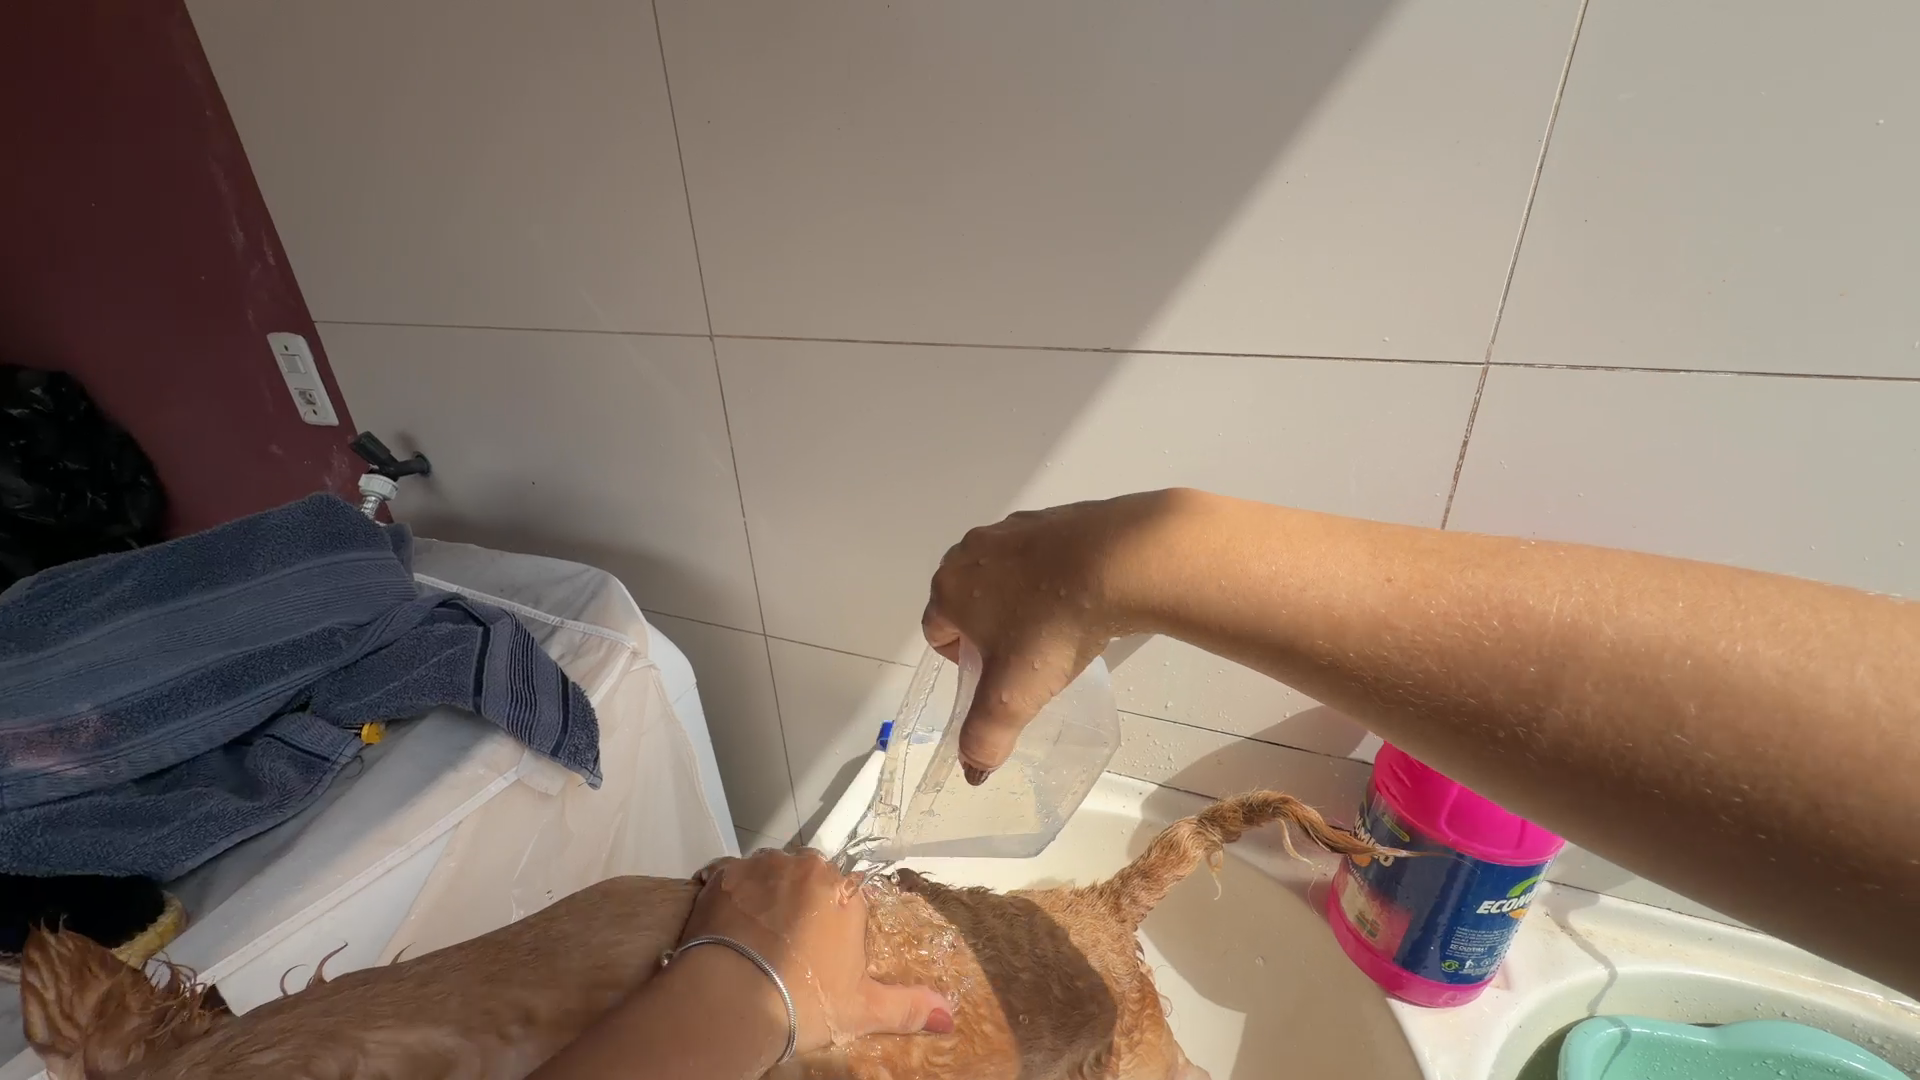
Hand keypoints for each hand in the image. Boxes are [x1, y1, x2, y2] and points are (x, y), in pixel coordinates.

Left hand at [681, 850, 952, 1054]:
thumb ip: (907, 1007)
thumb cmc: (801, 1000)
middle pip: (808, 877)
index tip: (819, 950)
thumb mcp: (861, 1010)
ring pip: (771, 873)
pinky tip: (726, 925)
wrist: (730, 1001)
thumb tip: (949, 1014)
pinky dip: (730, 896)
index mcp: (845, 890)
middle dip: (801, 902)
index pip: (846, 894)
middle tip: (787, 946)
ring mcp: (763, 867)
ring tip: (754, 939)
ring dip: (766, 895)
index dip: (833, 923)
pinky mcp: (725, 875)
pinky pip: (731, 876)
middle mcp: (807, 866)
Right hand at [922, 490, 1192, 779]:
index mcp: (948, 588)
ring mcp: (1013, 527)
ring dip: (1019, 602)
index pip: (937, 632)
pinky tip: (1081, 595)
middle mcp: (971, 550)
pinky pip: (1038, 555)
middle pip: (968, 601)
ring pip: (1003, 577)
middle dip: (991, 630)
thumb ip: (984, 739)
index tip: (1003, 675)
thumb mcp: (1013, 697)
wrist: (1118, 562)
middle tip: (1029, 656)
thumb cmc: (1052, 628)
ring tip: (1058, 626)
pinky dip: (1050, 576)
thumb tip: (972, 772)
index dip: (966, 662)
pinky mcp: (1052, 516)